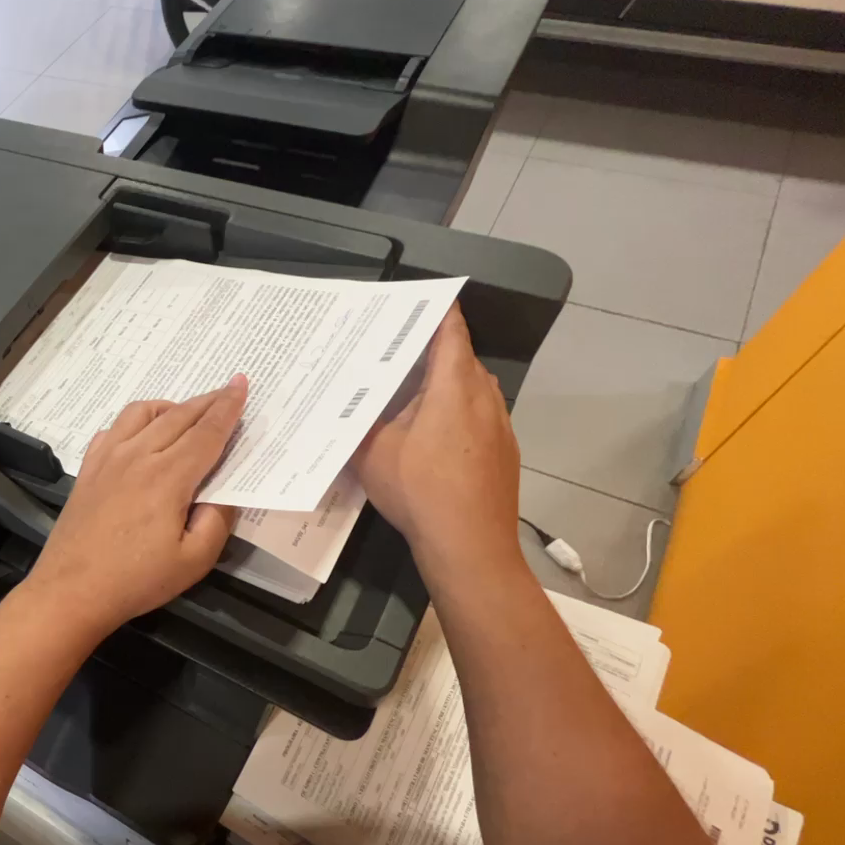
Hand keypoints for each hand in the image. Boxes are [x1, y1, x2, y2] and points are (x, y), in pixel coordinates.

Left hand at [24, 375, 248, 638]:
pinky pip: (112, 430)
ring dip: (169, 406)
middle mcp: (137, 456)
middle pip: (177, 416)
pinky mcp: (87, 470)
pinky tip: (139, 434)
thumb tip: (224, 491)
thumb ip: (217, 520)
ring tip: (185, 411)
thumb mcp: (194, 560)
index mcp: (168, 476)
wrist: (71, 590)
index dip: (228, 408)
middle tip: (227, 389)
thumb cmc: (136, 580)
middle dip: (206, 401)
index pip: (206, 433)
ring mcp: (107, 460)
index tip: (242, 384)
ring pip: (140, 414)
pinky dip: (133, 422)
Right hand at [351, 307, 521, 573]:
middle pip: (461, 361)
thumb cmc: (419, 489)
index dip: (437, 312)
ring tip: (407, 393)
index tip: (420, 300)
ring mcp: (500, 427)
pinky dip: (454, 414)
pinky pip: (477, 418)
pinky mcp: (503, 453)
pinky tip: (429, 437)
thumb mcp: (371, 452)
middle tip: (394, 352)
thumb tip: (342, 402)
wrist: (469, 545)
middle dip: (431, 353)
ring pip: (470, 391)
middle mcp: (484, 399)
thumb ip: (358, 421)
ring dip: (443, 386)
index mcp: (453, 388)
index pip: (450, 334)